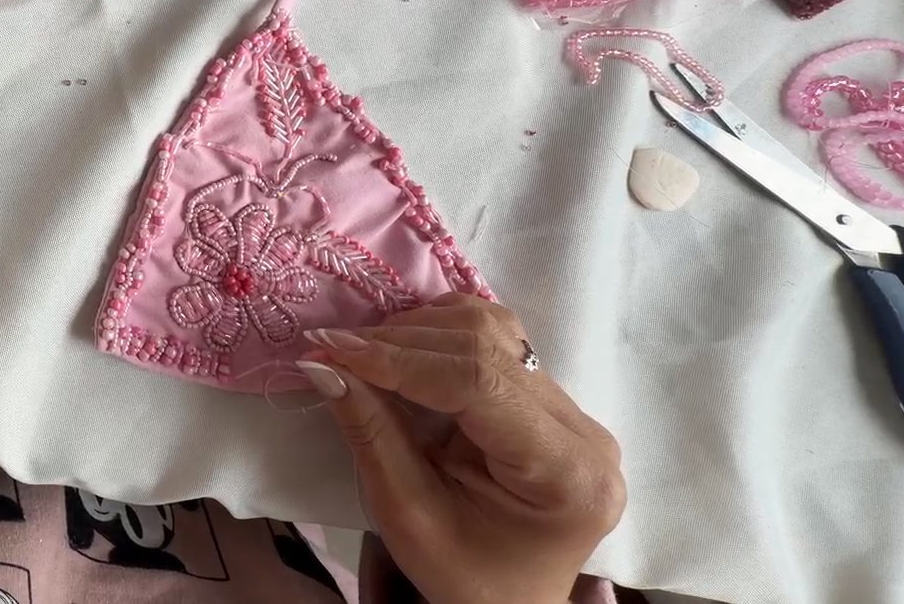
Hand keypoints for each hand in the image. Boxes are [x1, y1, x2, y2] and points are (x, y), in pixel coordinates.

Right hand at [299, 295, 625, 603]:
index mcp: (565, 474)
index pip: (476, 383)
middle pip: (480, 347)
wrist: (508, 600)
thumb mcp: (407, 515)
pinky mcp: (544, 393)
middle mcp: (581, 431)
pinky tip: (403, 352)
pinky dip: (435, 329)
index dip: (396, 358)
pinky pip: (490, 333)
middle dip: (393, 342)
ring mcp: (568, 407)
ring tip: (364, 356)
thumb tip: (322, 363)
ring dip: (413, 330)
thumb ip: (369, 432)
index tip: (328, 346)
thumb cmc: (462, 573)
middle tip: (329, 349)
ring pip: (485, 327)